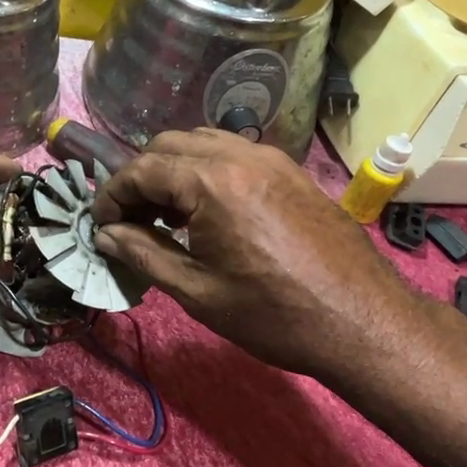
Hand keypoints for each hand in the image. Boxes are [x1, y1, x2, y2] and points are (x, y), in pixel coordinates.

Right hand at [92, 128, 416, 377]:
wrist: (366, 325)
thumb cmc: (275, 314)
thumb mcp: (198, 291)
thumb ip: (143, 254)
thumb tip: (106, 235)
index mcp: (211, 183)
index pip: (141, 169)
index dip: (112, 195)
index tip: (100, 224)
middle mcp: (238, 156)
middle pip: (166, 144)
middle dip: (139, 176)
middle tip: (130, 219)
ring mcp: (269, 158)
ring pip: (200, 141)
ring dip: (172, 168)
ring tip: (166, 213)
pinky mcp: (290, 170)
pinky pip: (232, 151)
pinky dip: (205, 168)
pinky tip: (206, 209)